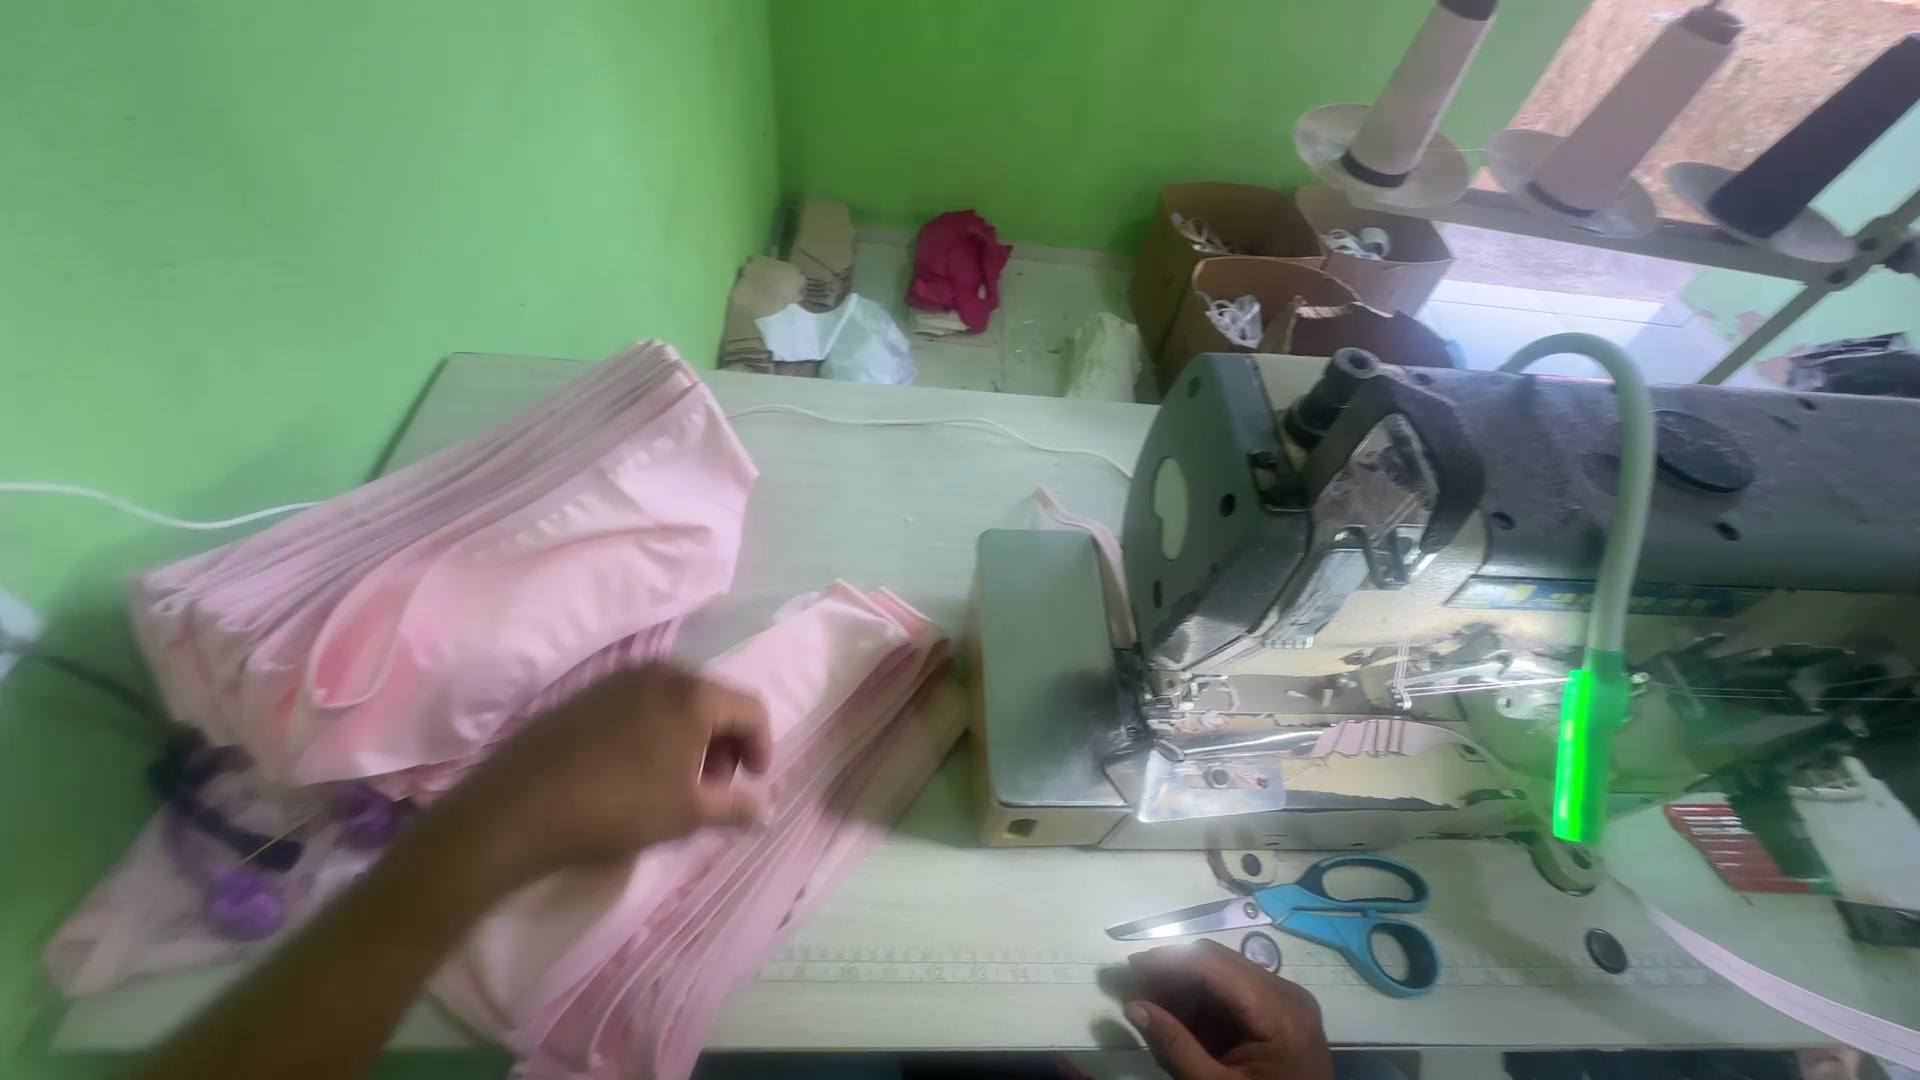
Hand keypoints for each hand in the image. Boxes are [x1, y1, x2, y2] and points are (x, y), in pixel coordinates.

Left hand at [430, 664, 772, 889]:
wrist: (515, 810)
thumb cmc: (616, 808)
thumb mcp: (686, 814)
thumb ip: (736, 807)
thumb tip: (766, 811)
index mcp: (694, 694)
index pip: (752, 709)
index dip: (762, 747)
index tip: (752, 783)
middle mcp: (663, 672)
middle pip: (716, 699)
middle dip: (725, 742)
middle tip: (713, 784)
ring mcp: (622, 677)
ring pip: (679, 699)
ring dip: (692, 735)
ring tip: (676, 778)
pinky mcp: (589, 690)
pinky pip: (644, 701)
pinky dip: (658, 727)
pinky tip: (636, 766)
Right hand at [1125, 940, 1332, 1079]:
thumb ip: (1176, 1046)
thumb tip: (1134, 1006)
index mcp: (1280, 1014)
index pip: (1215, 966)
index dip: (1170, 961)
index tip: (1133, 965)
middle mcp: (1288, 994)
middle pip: (1218, 963)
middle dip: (1175, 972)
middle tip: (1139, 989)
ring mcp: (1287, 1001)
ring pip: (1223, 972)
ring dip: (1186, 986)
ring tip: (1157, 1010)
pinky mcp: (1281, 1012)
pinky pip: (1234, 991)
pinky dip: (1205, 1001)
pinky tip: (1183, 1020)